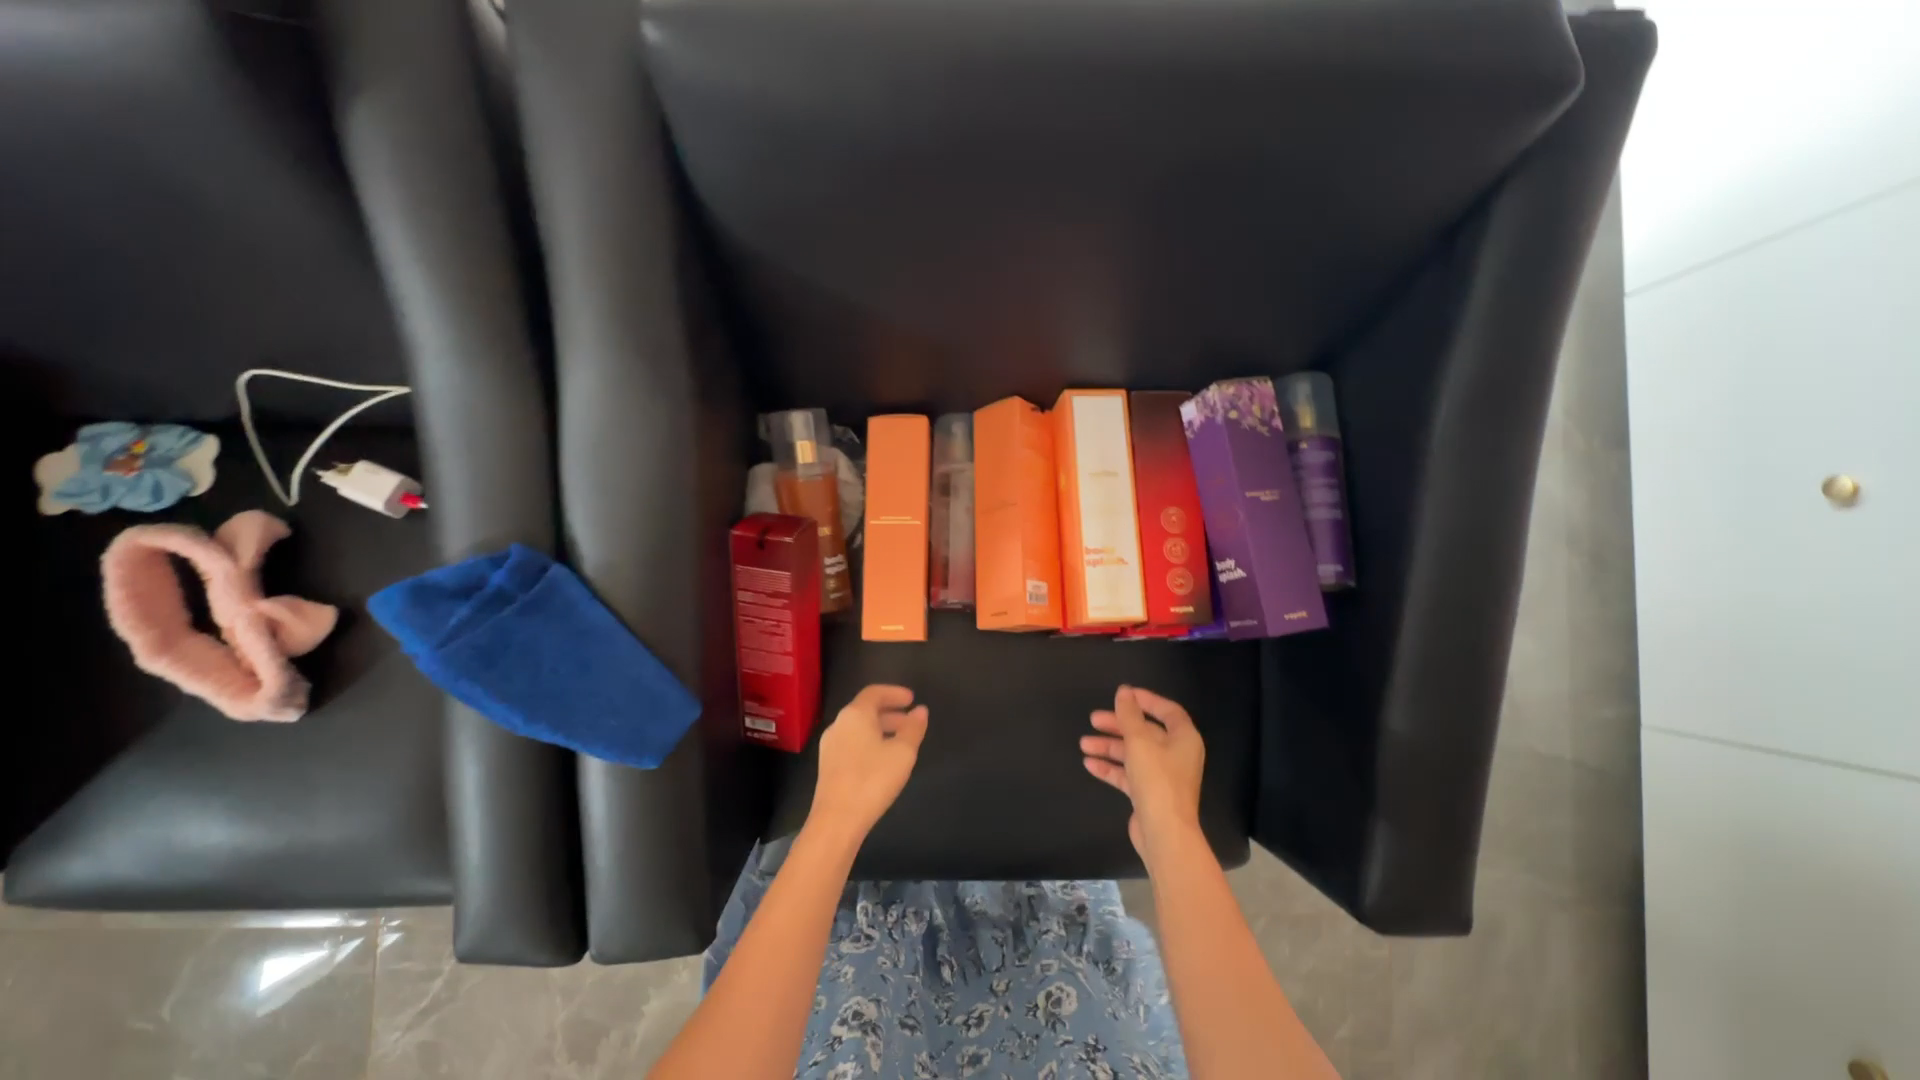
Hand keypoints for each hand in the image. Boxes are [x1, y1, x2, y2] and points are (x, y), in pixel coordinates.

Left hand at [808, 684, 928, 843]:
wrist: (837, 819)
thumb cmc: (872, 779)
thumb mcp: (902, 753)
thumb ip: (913, 728)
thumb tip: (920, 711)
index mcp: (855, 715)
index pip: (874, 692)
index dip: (894, 693)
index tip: (912, 699)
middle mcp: (839, 724)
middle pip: (865, 710)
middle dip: (890, 713)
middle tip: (910, 721)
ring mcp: (830, 746)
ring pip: (858, 728)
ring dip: (880, 729)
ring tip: (900, 742)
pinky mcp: (828, 765)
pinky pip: (852, 743)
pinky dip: (869, 742)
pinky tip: (882, 760)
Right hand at [1081, 685, 1205, 865]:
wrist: (1164, 832)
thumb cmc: (1157, 780)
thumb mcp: (1139, 741)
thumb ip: (1129, 715)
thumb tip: (1124, 691)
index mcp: (1184, 739)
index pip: (1167, 711)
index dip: (1146, 700)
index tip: (1122, 695)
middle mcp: (1176, 755)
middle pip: (1145, 732)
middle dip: (1118, 725)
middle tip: (1093, 719)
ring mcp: (1162, 776)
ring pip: (1133, 754)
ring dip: (1109, 747)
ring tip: (1084, 744)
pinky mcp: (1149, 794)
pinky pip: (1128, 774)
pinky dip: (1110, 768)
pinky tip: (1089, 764)